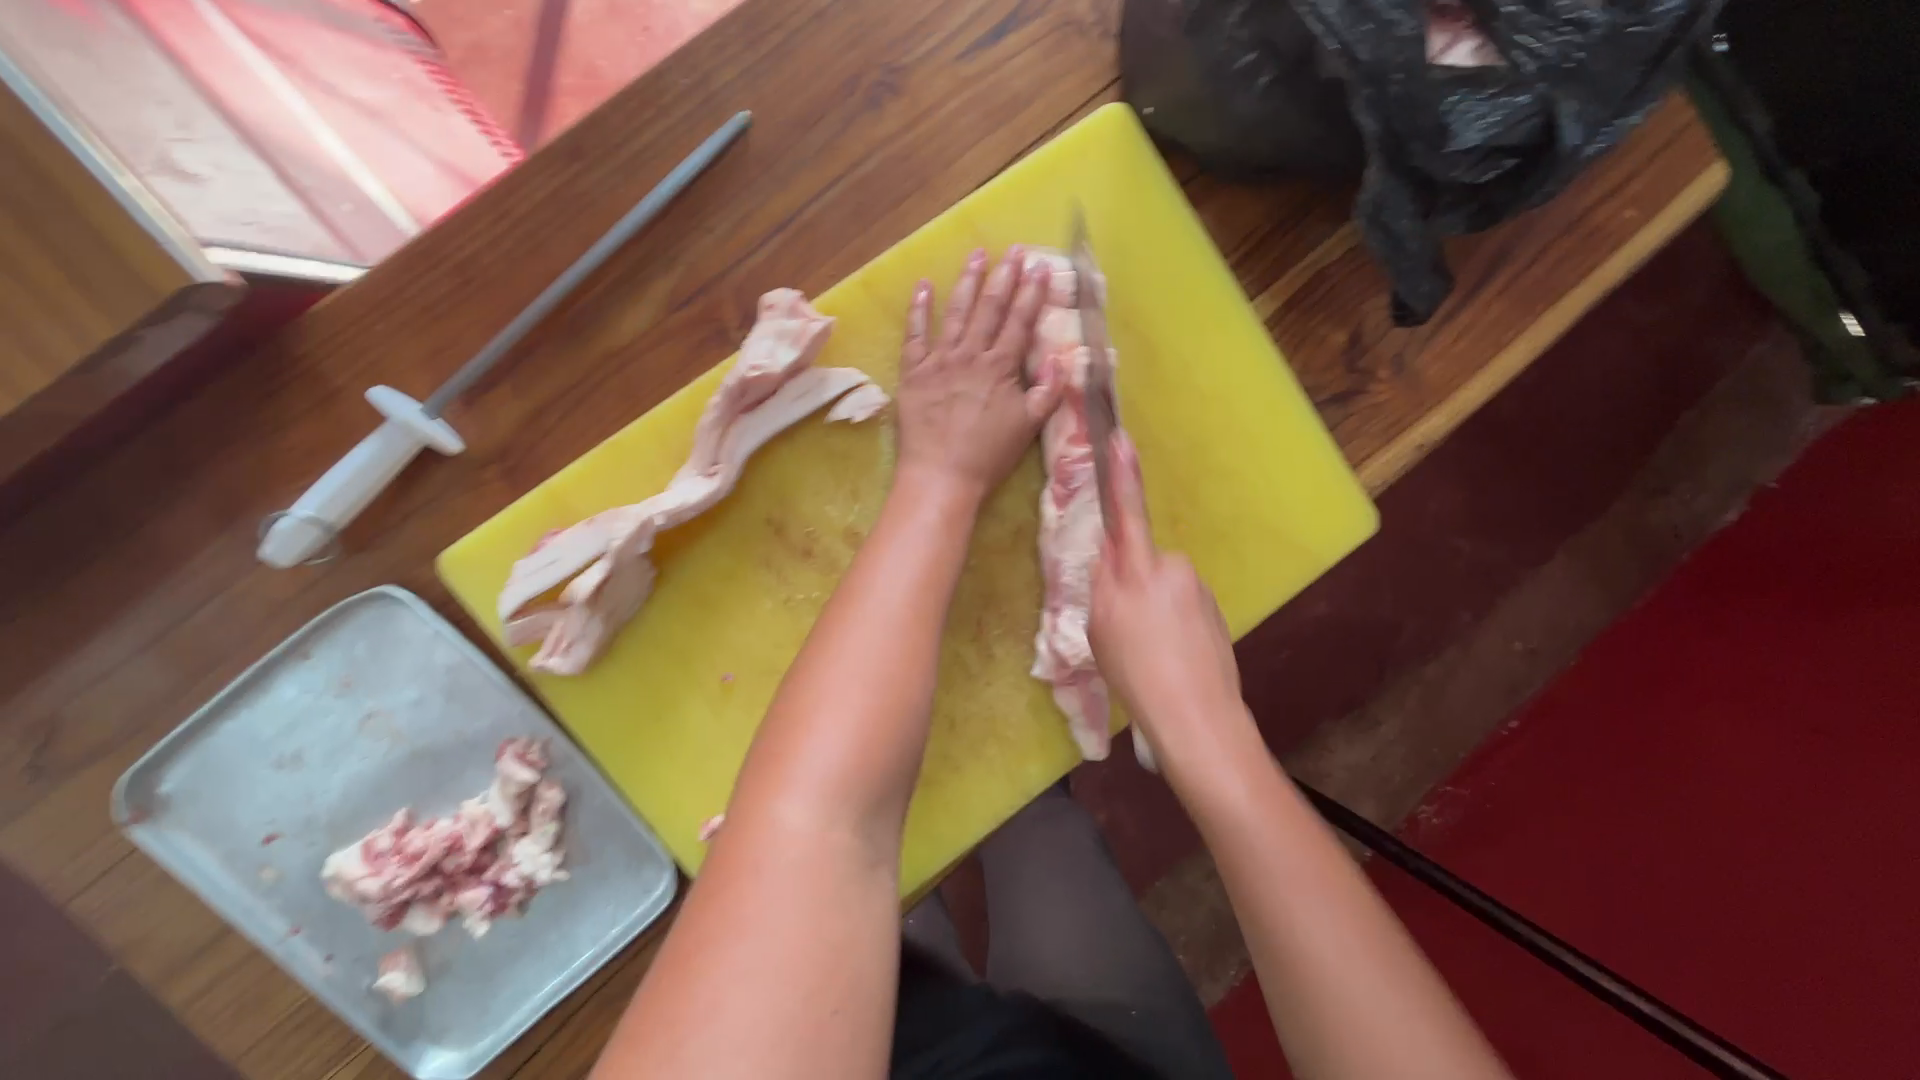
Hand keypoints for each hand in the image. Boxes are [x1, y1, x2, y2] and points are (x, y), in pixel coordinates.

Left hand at [895, 248, 1065, 501]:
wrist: (941, 475)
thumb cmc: (988, 455)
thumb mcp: (1029, 426)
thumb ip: (1048, 391)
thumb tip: (1065, 360)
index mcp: (1000, 368)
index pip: (1020, 322)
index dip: (1032, 294)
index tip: (1040, 267)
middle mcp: (971, 356)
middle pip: (989, 309)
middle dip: (1004, 276)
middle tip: (1014, 250)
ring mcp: (939, 361)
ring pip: (955, 313)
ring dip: (967, 282)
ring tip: (976, 255)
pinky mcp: (913, 373)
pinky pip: (915, 335)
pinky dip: (918, 310)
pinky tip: (923, 286)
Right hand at [1089, 434, 1249, 769]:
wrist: (1195, 713)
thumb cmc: (1136, 674)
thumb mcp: (1100, 632)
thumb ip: (1103, 589)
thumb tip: (1110, 562)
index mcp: (1135, 573)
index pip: (1125, 514)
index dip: (1121, 476)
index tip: (1122, 439)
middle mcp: (1169, 570)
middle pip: (1139, 561)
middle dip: (1130, 584)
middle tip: (1125, 632)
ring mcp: (1196, 589)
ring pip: (1161, 585)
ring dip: (1152, 608)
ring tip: (1150, 652)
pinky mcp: (1213, 608)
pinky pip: (1182, 604)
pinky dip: (1173, 623)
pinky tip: (1170, 655)